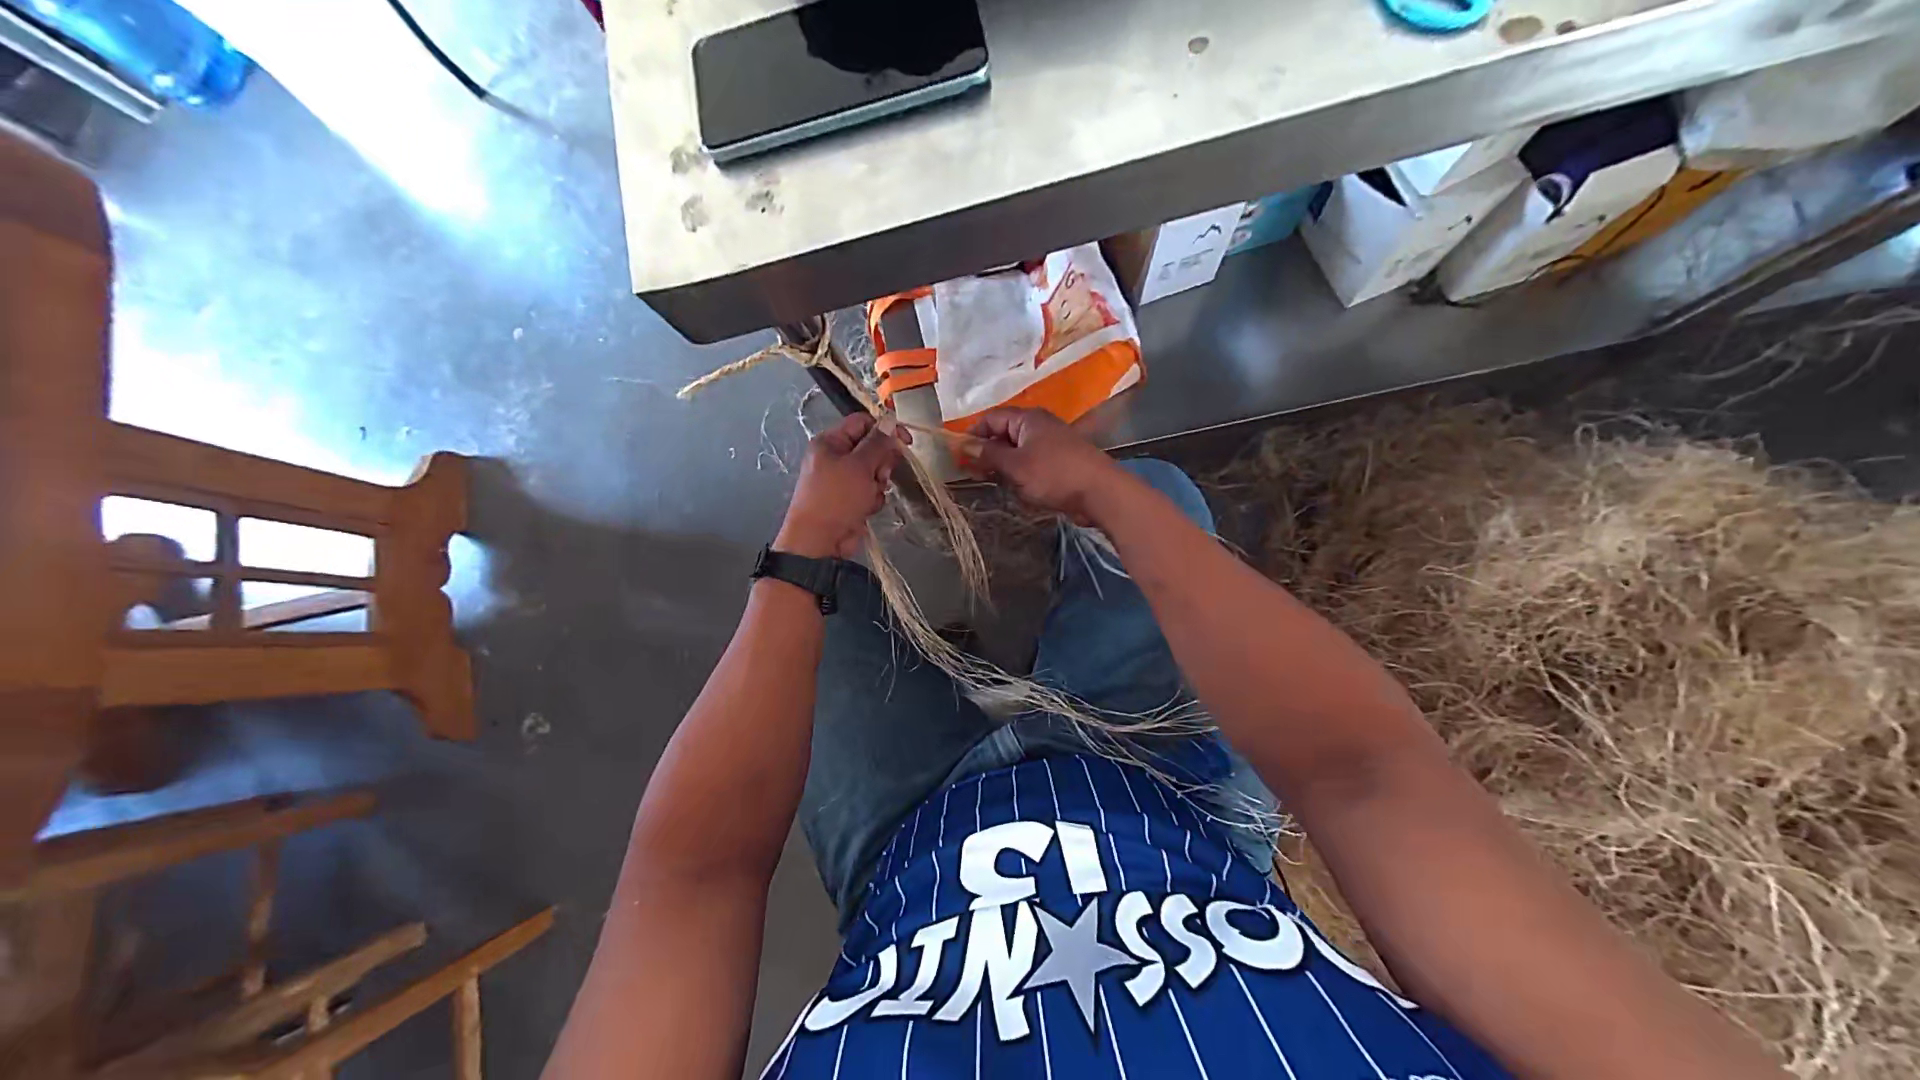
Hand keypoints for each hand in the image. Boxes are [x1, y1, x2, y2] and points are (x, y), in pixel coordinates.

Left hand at [775, 412, 904, 557]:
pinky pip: (871, 490)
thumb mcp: (859, 466)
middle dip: (881, 462)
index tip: (905, 441)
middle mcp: (836, 457)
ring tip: (868, 496)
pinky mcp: (851, 498)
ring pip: (875, 471)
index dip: (885, 429)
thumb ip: (878, 443)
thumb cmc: (835, 498)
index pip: (863, 423)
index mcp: (830, 442)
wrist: (820, 541)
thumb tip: (891, 423)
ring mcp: (843, 480)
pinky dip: (873, 499)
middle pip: (872, 448)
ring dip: (878, 484)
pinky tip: (865, 508)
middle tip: (880, 475)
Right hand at [967, 407, 1124, 523]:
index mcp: (1028, 419)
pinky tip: (1016, 489)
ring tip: (992, 483)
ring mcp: (1051, 445)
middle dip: (987, 452)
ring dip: (1003, 466)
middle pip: (1004, 434)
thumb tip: (963, 445)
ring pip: (1017, 451)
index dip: (973, 434)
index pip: (991, 419)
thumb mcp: (1015, 466)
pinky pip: (1031, 464)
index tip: (959, 455)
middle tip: (972, 473)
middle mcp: (1039, 426)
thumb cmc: (1054, 475)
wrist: (1100, 492)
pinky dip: (1020, 474)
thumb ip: (988, 454)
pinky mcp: (1060, 464)